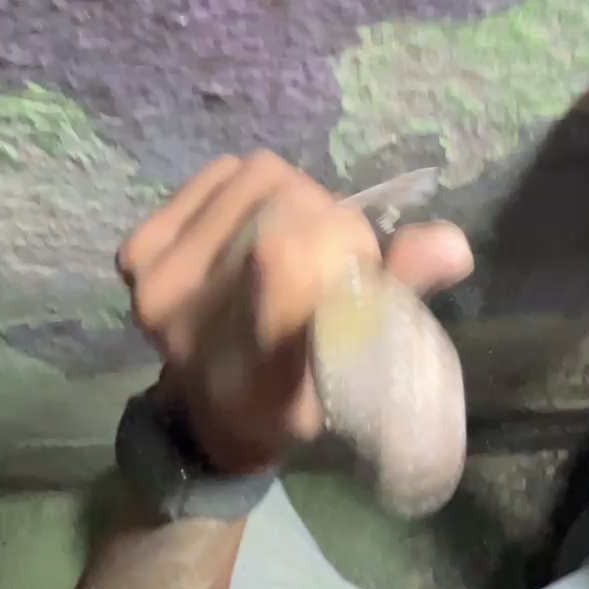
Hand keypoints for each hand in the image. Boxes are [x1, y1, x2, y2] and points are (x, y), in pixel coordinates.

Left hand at [118, 151, 473, 472]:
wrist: (212, 416)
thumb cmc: (298, 403)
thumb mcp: (360, 374)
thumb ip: (399, 301)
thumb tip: (451, 243)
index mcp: (259, 371)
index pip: (284, 261)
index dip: (338, 238)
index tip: (361, 262)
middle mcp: (194, 323)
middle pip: (289, 204)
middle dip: (332, 221)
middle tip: (333, 263)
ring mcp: (156, 283)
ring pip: (259, 176)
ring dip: (297, 200)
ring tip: (299, 246)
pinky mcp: (137, 251)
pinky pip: (222, 172)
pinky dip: (253, 188)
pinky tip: (256, 229)